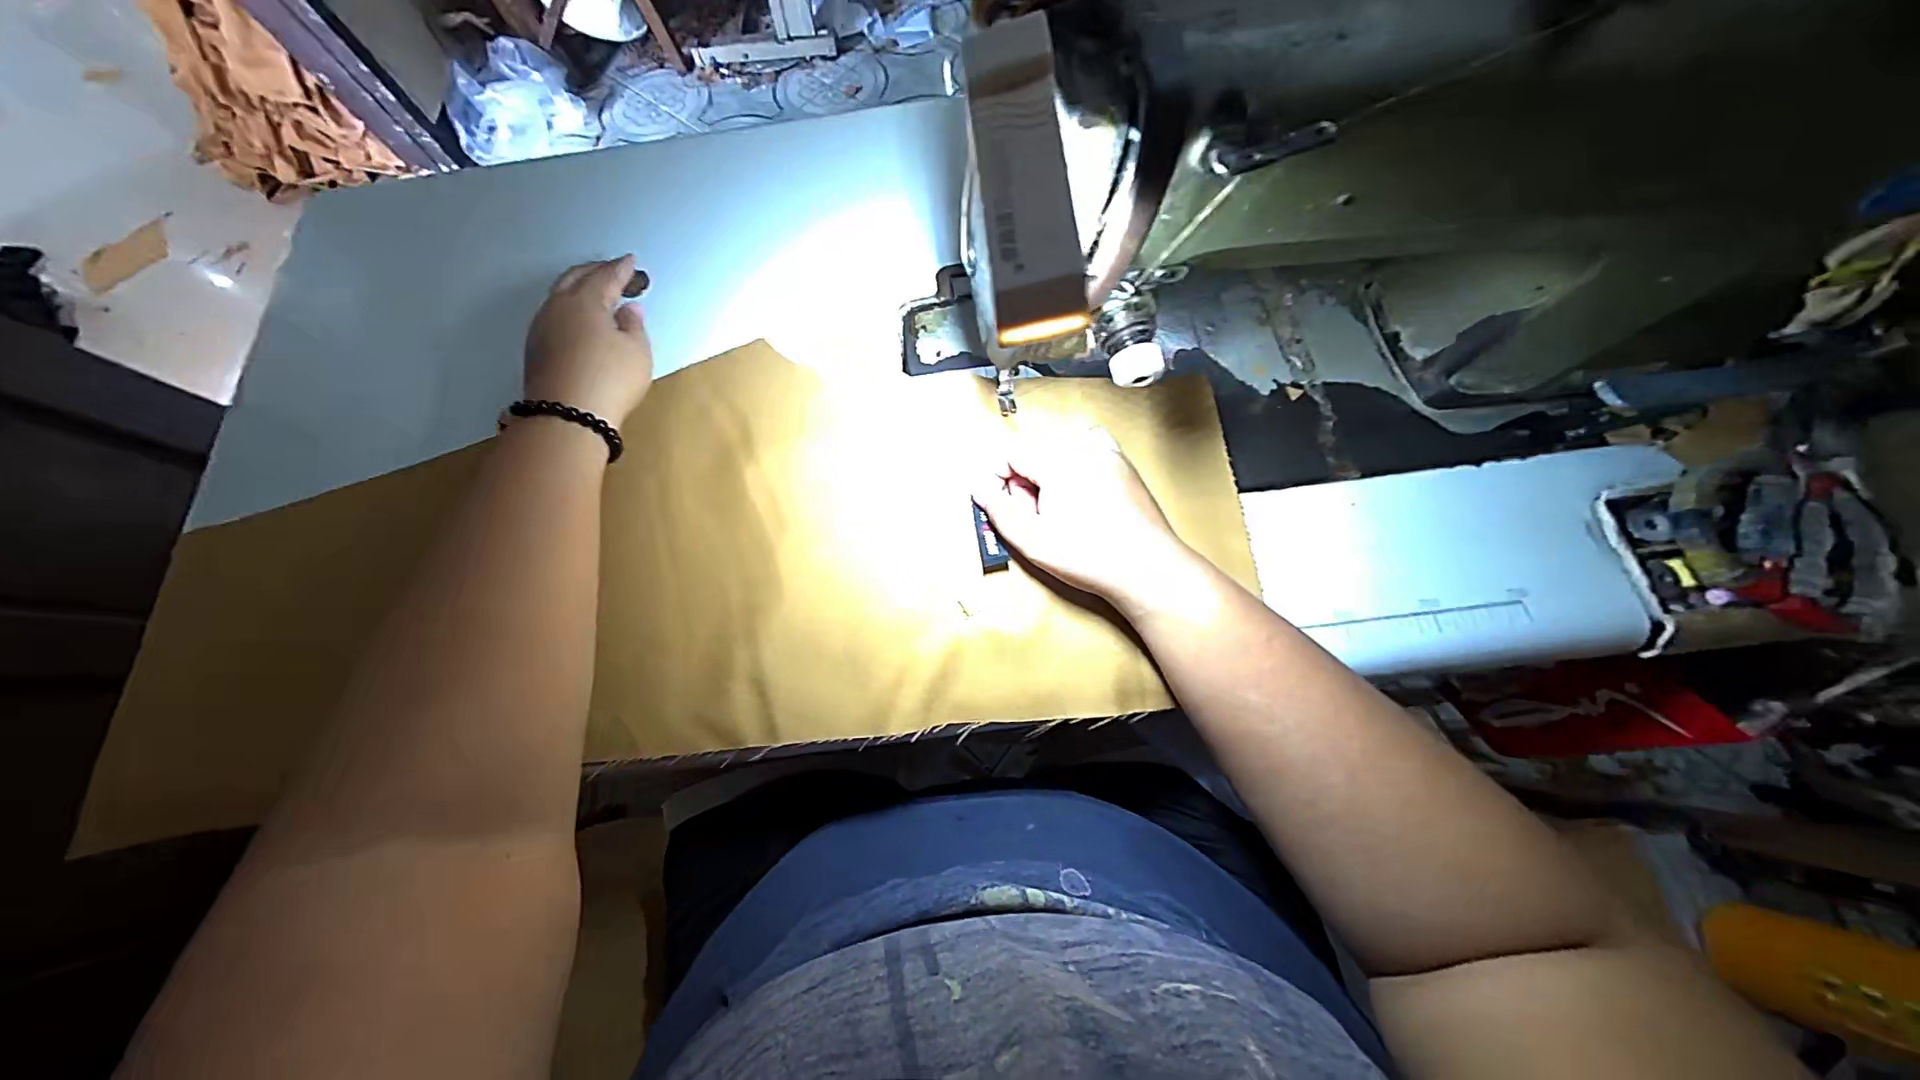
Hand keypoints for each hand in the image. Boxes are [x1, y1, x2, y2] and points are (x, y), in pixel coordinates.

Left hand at [524, 256, 653, 423]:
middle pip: (574, 279)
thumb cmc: (610, 378)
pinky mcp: (536, 348)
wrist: (567, 415)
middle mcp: (557, 307)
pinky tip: (580, 320)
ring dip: (578, 289)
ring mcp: (542, 327)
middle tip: (611, 269)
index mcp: (585, 301)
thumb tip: (628, 309)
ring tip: (595, 292)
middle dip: (594, 271)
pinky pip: (554, 316)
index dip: (621, 269)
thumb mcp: (637, 352)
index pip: (605, 277)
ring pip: (559, 296)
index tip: (630, 262)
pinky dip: (570, 309)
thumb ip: (634, 325)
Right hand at [971, 423, 1190, 601]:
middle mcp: (1084, 448)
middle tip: (1034, 516)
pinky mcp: (1121, 462)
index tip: (1002, 504)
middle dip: (1024, 479)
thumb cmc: (1095, 558)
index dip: (999, 479)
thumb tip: (980, 488)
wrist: (1146, 568)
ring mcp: (1106, 452)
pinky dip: (1074, 463)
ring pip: (1058, 448)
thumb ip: (998, 510)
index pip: (1010, 451)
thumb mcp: (1031, 540)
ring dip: (1047, 472)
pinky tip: (1077, 492)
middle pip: (1033, 449)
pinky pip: (1086, 448)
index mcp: (1059, 461)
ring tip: (1057, 508)